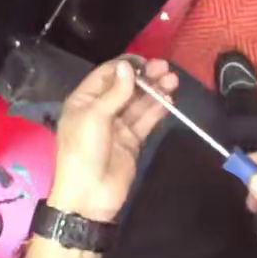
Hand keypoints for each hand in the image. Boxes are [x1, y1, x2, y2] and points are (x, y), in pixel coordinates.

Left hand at [48, 57, 177, 222]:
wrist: (89, 196)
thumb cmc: (84, 151)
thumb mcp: (95, 117)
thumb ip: (115, 91)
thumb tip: (127, 66)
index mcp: (84, 101)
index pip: (107, 75)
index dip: (126, 66)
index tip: (146, 62)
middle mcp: (101, 109)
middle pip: (126, 87)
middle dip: (145, 77)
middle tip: (165, 68)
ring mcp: (118, 125)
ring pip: (139, 102)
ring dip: (155, 90)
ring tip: (172, 80)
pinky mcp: (132, 140)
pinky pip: (146, 119)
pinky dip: (157, 108)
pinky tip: (169, 98)